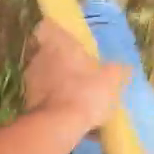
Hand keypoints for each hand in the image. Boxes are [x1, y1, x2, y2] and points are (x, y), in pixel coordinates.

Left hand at [22, 20, 127, 134]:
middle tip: (80, 75)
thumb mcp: (111, 80)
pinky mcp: (28, 103)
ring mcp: (31, 80)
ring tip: (78, 101)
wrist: (57, 125)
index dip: (55, 33)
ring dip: (58, 86)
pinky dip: (56, 106)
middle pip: (48, 55)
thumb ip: (117, 70)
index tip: (68, 44)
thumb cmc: (85, 92)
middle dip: (62, 64)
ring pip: (46, 78)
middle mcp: (40, 57)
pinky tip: (72, 119)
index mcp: (58, 44)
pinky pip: (44, 99)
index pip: (47, 28)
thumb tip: (125, 67)